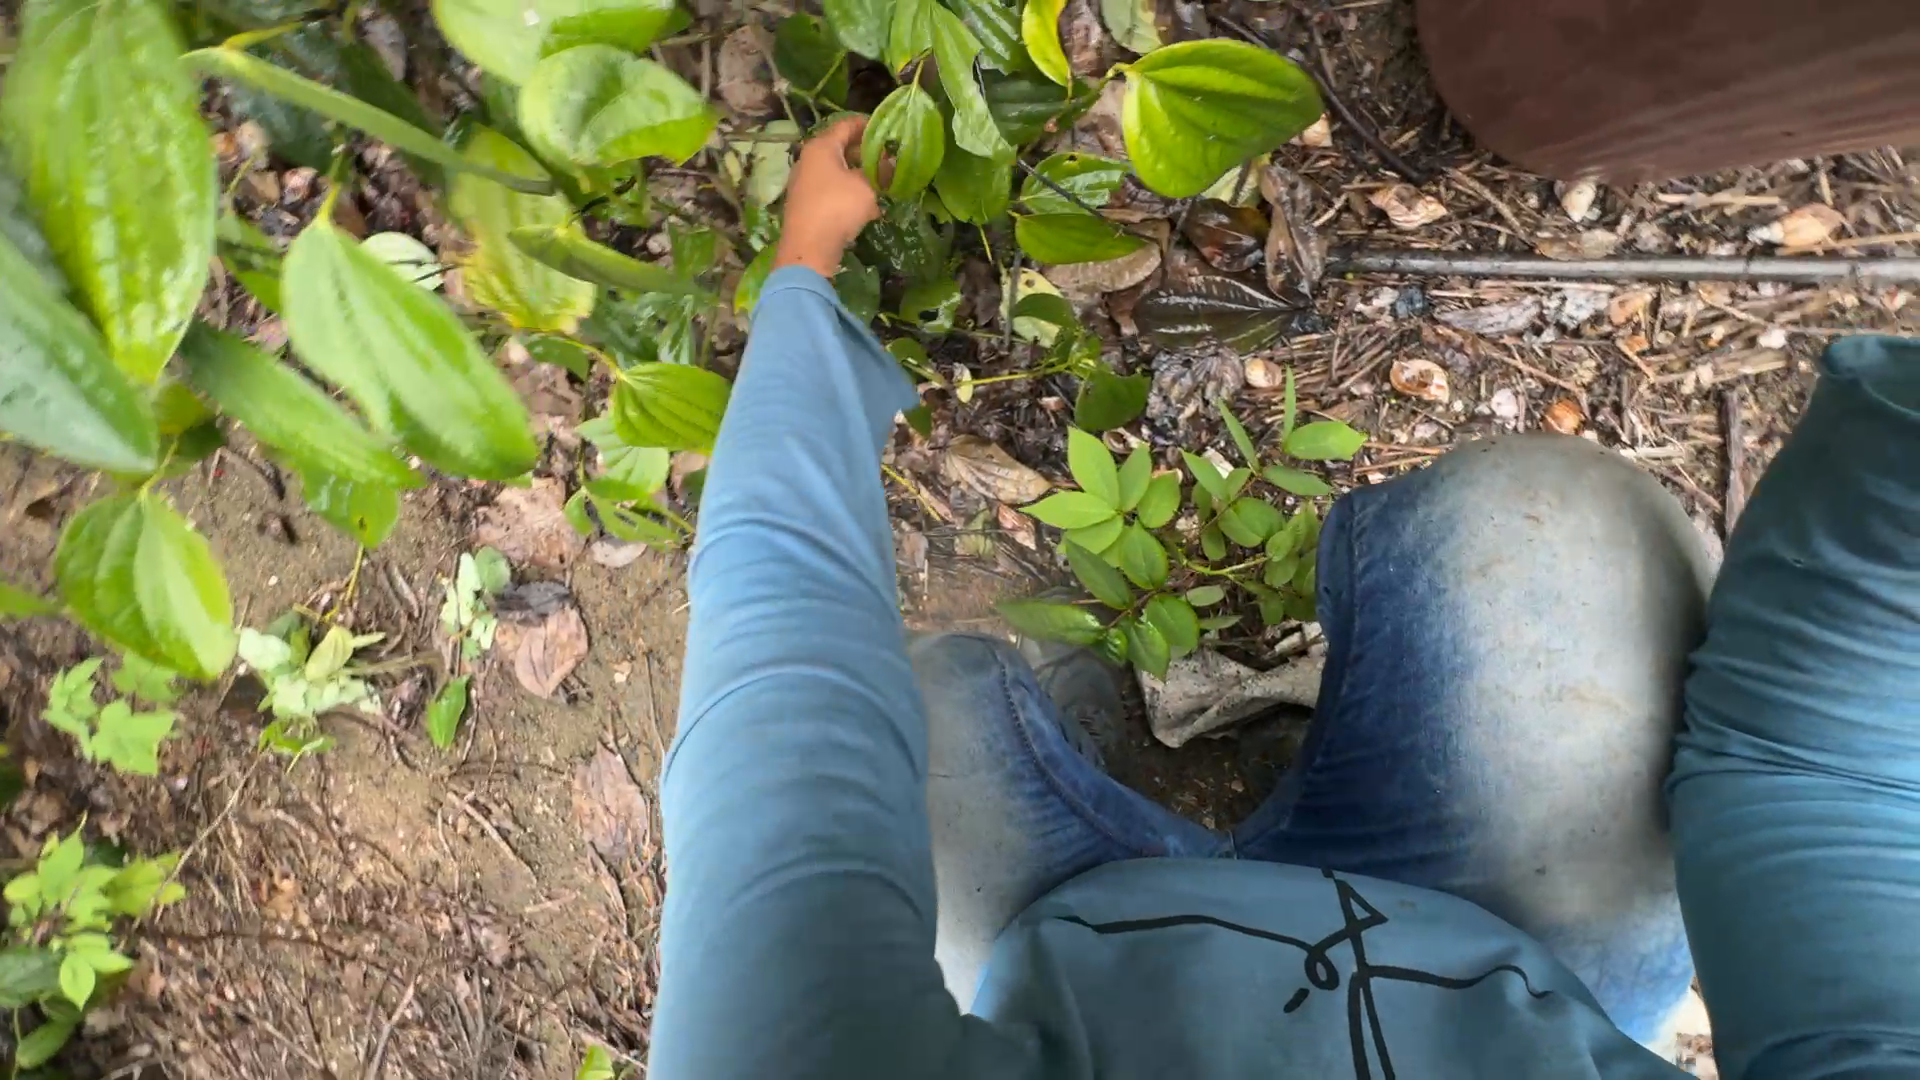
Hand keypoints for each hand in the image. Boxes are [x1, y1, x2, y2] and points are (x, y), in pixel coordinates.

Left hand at [774, 116, 879, 278]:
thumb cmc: (837, 208)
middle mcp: (809, 159)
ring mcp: (805, 183)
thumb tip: (892, 163)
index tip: (886, 132)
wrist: (808, 248)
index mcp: (822, 146)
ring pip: (837, 173)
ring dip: (859, 178)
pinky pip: (832, 192)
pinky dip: (849, 195)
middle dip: (865, 155)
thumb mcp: (866, 188)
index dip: (868, 125)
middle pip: (841, 149)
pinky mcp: (807, 204)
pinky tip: (866, 210)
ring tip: (880, 187)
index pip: (847, 125)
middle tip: (887, 161)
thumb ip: (880, 173)